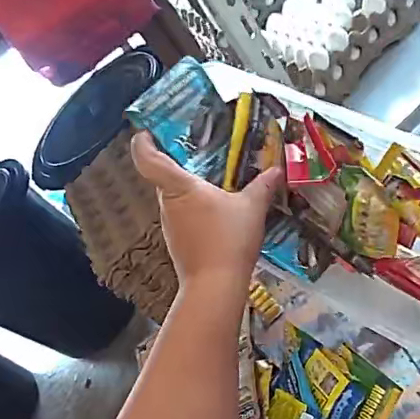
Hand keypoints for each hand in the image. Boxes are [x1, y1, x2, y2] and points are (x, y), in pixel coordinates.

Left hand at [131, 132, 282, 292]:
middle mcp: (168, 204)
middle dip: (180, 168)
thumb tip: (277, 170)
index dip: (142, 142)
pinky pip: (185, 220)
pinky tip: (219, 220)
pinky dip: (198, 215)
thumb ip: (263, 186)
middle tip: (201, 159)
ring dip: (192, 195)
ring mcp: (171, 227)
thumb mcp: (252, 208)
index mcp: (179, 187)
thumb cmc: (229, 240)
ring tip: (217, 190)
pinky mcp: (179, 245)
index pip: (147, 158)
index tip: (146, 133)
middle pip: (164, 179)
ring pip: (176, 201)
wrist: (216, 285)